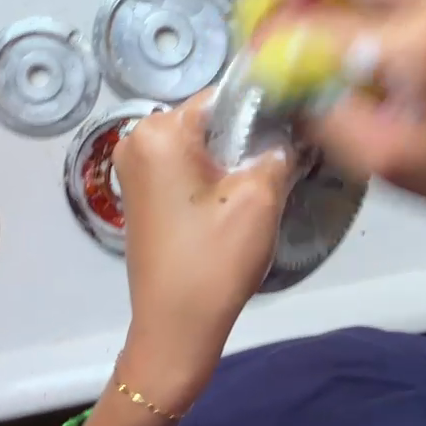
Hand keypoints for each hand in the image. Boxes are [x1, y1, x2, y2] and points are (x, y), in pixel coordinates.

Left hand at [112, 93, 292, 410]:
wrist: (174, 328)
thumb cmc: (214, 260)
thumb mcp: (260, 198)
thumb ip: (277, 150)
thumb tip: (287, 130)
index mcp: (158, 131)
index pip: (222, 97)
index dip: (261, 111)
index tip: (292, 132)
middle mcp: (136, 139)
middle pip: (208, 121)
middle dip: (245, 137)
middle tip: (279, 164)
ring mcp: (133, 167)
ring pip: (198, 146)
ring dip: (230, 160)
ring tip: (258, 188)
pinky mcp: (139, 192)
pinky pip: (183, 167)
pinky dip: (210, 177)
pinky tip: (232, 202)